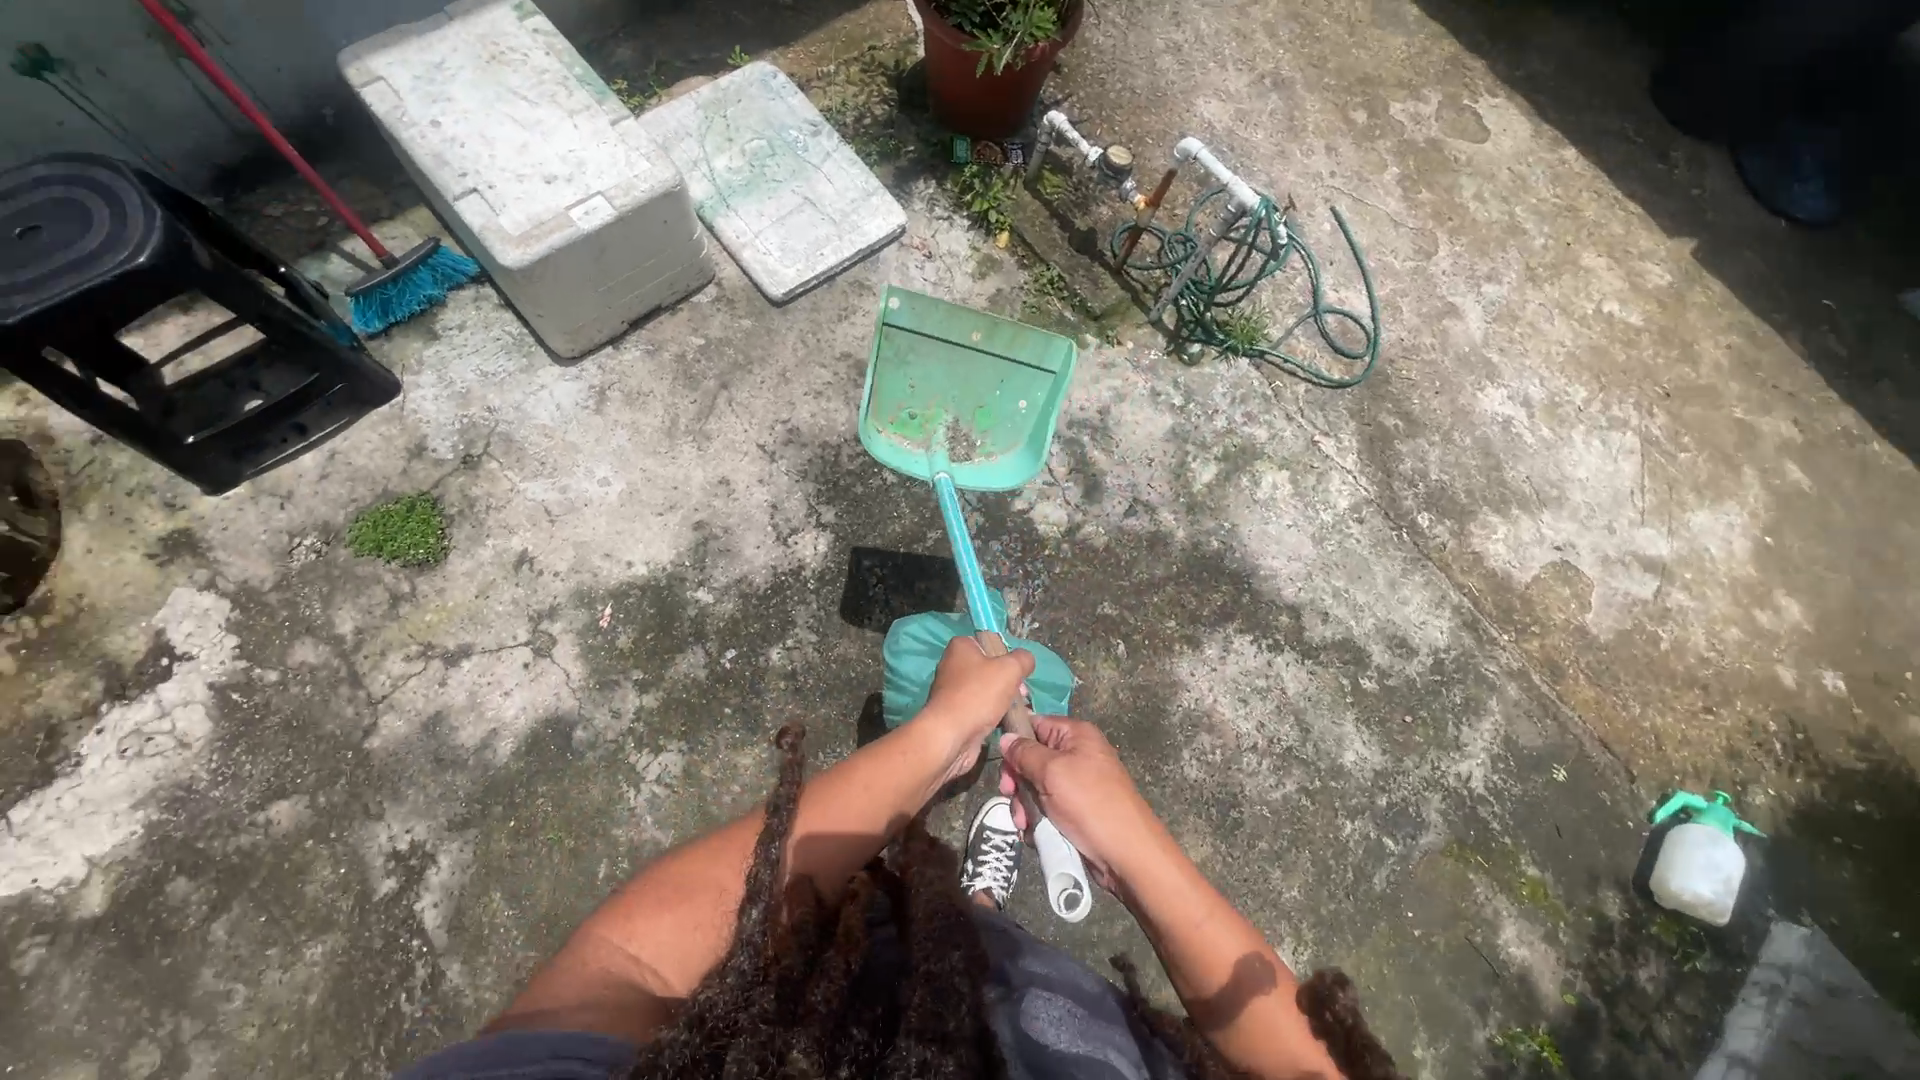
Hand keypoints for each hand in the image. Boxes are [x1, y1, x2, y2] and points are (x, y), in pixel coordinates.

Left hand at [919, 637, 1034, 782]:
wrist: (951, 735)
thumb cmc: (979, 694)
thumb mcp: (1010, 668)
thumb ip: (1023, 659)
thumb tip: (1026, 660)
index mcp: (960, 647)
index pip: (989, 643)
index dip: (1007, 655)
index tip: (1018, 670)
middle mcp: (952, 665)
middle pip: (990, 668)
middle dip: (1009, 681)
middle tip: (1022, 693)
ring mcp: (952, 690)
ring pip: (986, 690)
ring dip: (1003, 699)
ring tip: (1016, 710)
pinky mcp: (954, 713)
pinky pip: (980, 708)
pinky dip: (992, 714)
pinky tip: (1004, 722)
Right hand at [998, 716, 1161, 892]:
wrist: (1124, 853)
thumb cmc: (1089, 803)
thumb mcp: (1052, 771)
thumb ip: (1025, 752)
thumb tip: (1005, 737)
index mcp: (1076, 735)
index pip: (1036, 724)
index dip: (1016, 740)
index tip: (1002, 760)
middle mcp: (1076, 755)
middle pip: (1032, 758)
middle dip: (1018, 779)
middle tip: (1010, 794)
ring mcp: (1075, 784)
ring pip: (1034, 786)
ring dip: (1024, 804)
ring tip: (1025, 822)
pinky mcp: (1073, 810)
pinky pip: (1045, 808)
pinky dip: (1036, 819)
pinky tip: (1034, 832)